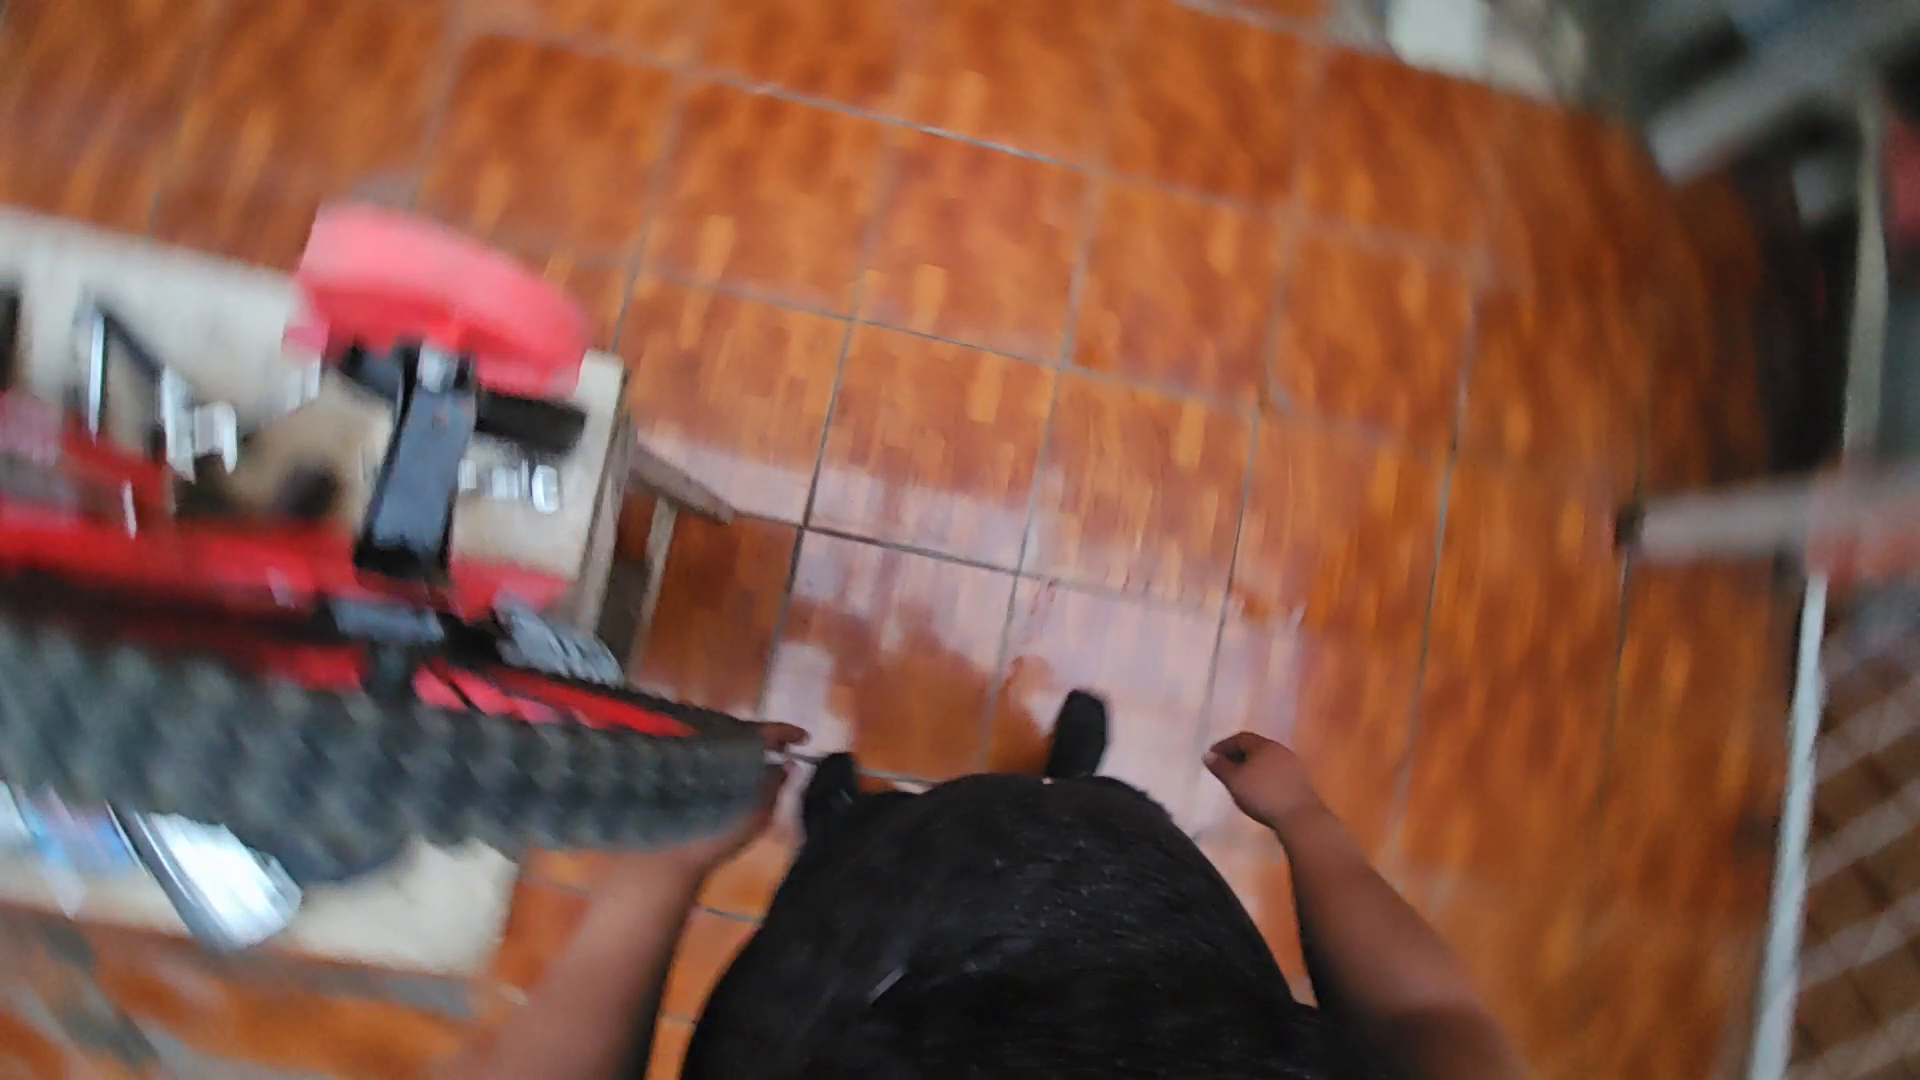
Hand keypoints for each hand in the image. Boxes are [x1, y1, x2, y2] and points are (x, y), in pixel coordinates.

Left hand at [608, 723, 807, 883]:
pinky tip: (728, 779)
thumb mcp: (759, 814)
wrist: (664, 859)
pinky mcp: (672, 771)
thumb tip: (788, 765)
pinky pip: (705, 757)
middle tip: (782, 751)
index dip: (787, 731)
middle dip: (764, 740)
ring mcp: (688, 755)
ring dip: (742, 751)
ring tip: (758, 764)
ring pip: (723, 743)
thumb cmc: (716, 836)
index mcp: (733, 747)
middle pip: (743, 732)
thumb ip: (776, 785)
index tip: (804, 738)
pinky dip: (722, 763)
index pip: (767, 730)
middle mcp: (709, 743)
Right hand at [1204, 732, 1323, 832]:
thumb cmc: (1262, 795)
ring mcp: (1293, 766)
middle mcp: (1280, 750)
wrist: (1301, 818)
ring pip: (1266, 760)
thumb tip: (1208, 755)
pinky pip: (1276, 772)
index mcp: (1263, 745)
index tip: (1211, 756)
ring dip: (1251, 767)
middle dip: (1237, 755)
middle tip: (1224, 767)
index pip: (1240, 738)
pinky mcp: (1300, 782)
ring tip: (1239, 780)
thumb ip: (1220, 766)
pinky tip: (1258, 790)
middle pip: (1255, 747)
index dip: (1224, 745)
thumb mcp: (1234, 781)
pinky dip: (1263, 777)